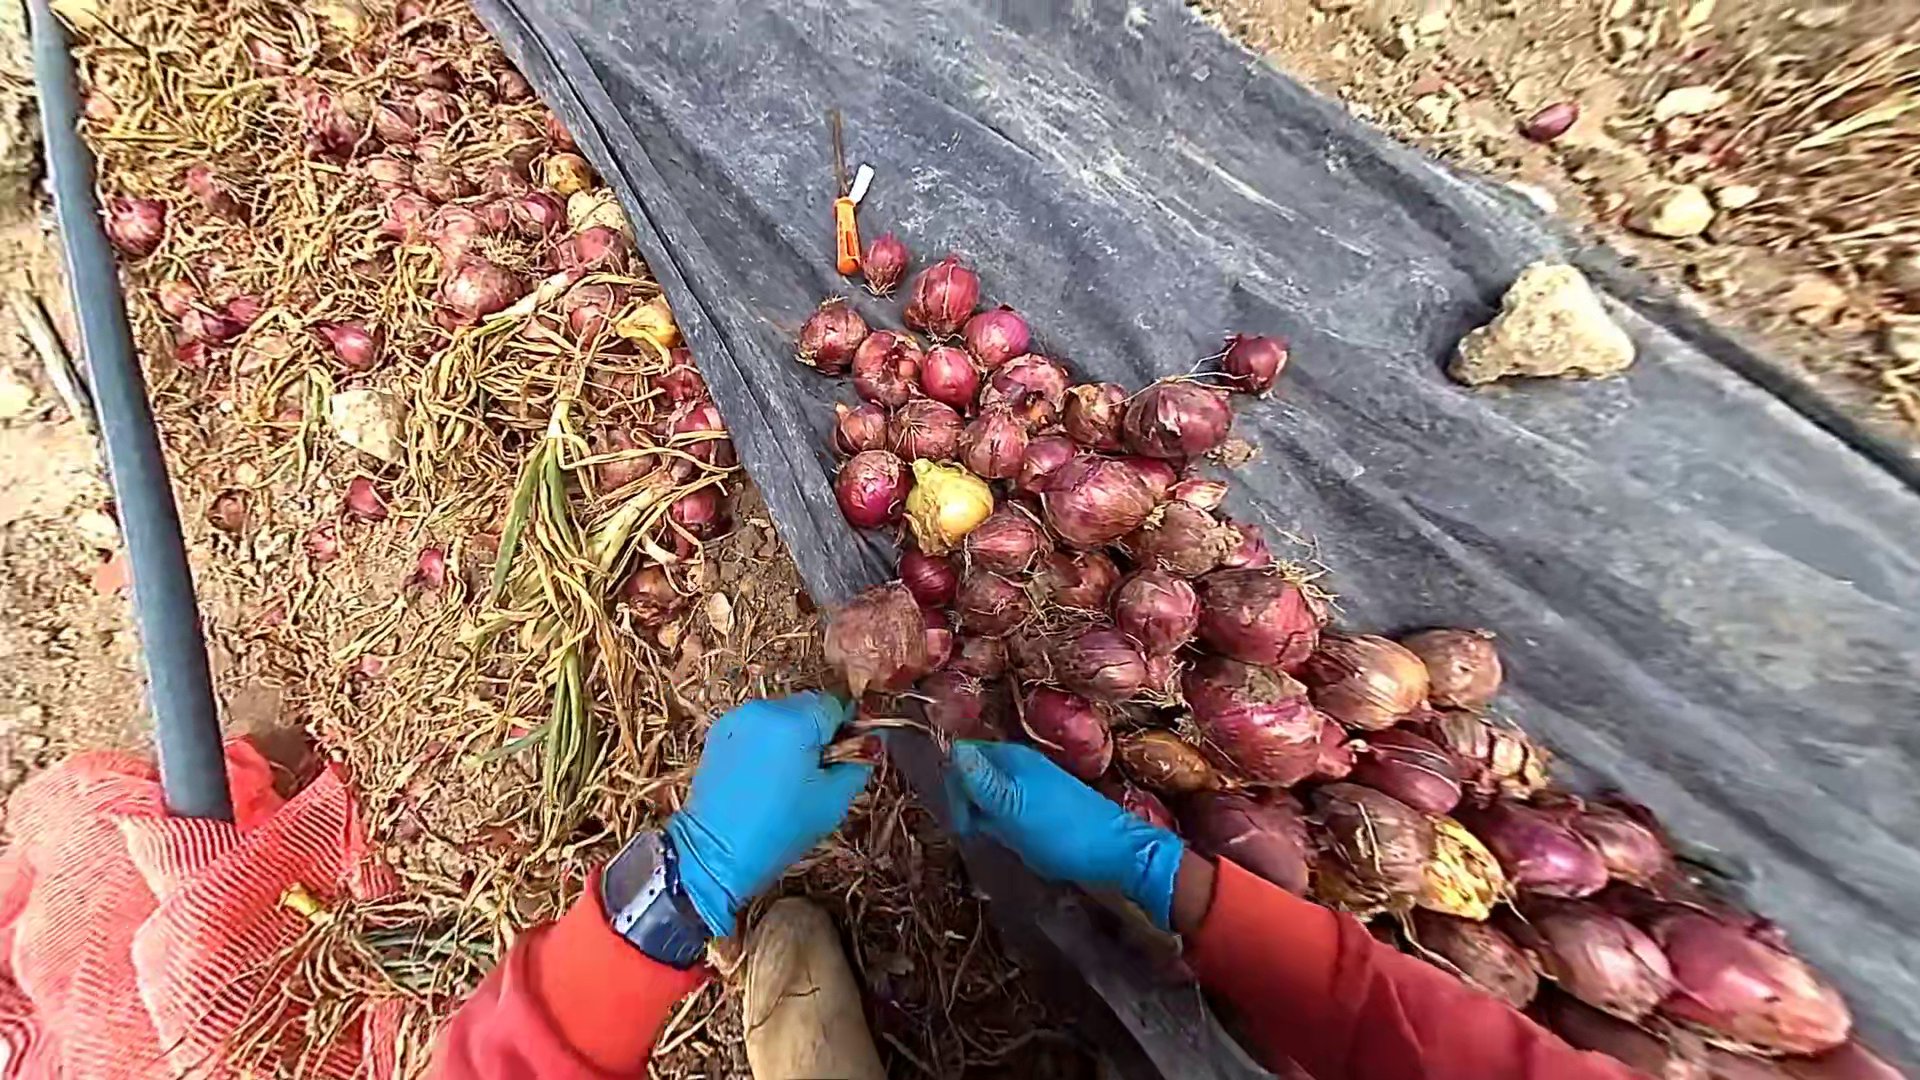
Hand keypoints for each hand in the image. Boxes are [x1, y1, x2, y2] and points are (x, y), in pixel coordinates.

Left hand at [666, 692, 871, 935]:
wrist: (712, 856)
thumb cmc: (780, 829)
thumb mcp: (834, 799)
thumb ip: (861, 760)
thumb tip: (874, 738)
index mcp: (795, 720)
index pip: (836, 704)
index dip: (845, 730)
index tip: (839, 759)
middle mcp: (765, 708)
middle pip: (809, 706)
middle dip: (817, 731)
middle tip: (813, 772)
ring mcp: (739, 717)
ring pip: (784, 714)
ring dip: (792, 734)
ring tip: (785, 775)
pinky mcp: (720, 730)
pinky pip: (759, 724)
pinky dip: (767, 740)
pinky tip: (762, 773)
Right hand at [949, 740, 1184, 928]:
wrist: (1116, 853)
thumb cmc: (1062, 831)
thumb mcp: (1013, 808)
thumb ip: (981, 781)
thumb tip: (949, 750)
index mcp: (1011, 757)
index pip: (962, 754)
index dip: (953, 783)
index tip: (960, 819)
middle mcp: (1018, 764)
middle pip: (972, 772)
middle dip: (965, 801)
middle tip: (973, 833)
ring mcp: (1030, 783)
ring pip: (987, 792)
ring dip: (981, 814)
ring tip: (990, 839)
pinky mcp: (1039, 803)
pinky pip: (1004, 806)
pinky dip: (998, 822)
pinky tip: (1007, 840)